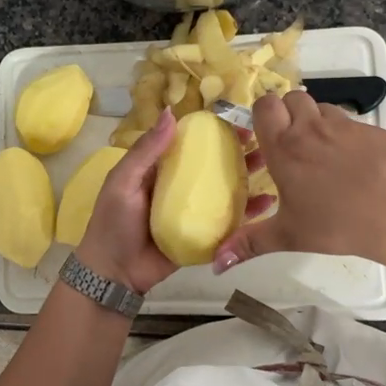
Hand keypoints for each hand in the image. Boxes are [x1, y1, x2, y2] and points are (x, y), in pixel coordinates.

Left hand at [72, 109, 274, 294]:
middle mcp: (180, 188)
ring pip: (226, 191)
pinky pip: (230, 222)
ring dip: (248, 178)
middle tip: (262, 142)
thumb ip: (146, 151)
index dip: (213, 132)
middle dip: (237, 153)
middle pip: (213, 166)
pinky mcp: (204, 236)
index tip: (237, 120)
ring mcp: (194, 213)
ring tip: (272, 165)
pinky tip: (268, 202)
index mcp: (160, 170)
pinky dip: (249, 213)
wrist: (114, 272)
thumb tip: (171, 112)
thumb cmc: (114, 222)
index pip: (190, 144)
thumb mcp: (124, 181)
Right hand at [213, 91, 385, 275]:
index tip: (258, 137)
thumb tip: (216, 264)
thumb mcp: (289, 236)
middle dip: (285, 113)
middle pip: (291, 98)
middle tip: (285, 143)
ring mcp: (346, 127)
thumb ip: (249, 243)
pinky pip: (350, 124)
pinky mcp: (375, 132)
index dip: (259, 115)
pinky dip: (342, 136)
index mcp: (285, 147)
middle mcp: (312, 128)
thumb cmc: (338, 224)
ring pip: (321, 108)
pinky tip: (350, 166)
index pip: (264, 106)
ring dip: (313, 122)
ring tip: (317, 154)